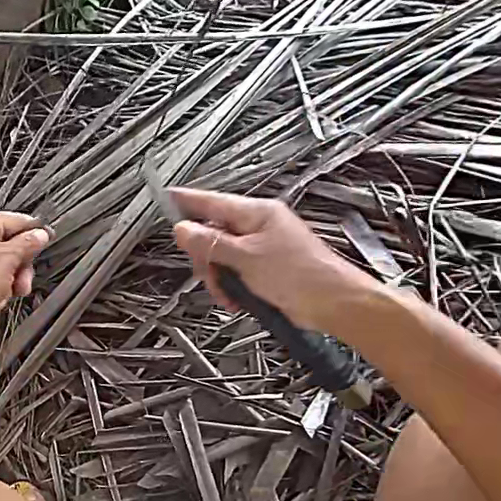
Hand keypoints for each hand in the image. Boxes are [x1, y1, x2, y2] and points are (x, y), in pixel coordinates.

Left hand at [0, 211, 50, 341]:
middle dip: (20, 265)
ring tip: (7, 292)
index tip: (44, 246)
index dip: (34, 235)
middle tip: (22, 278)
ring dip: (11, 279)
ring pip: (2, 262)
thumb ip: (28, 244)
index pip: (17, 220)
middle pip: (10, 243)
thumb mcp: (8, 260)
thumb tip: (40, 235)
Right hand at [169, 188, 375, 333]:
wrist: (334, 303)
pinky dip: (231, 285)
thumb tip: (183, 229)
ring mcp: (262, 247)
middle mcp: (258, 226)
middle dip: (205, 257)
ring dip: (218, 276)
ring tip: (227, 292)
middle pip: (212, 233)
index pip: (211, 201)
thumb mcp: (246, 258)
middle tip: (208, 272)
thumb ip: (210, 243)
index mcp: (256, 213)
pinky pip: (235, 271)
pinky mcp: (265, 267)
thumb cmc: (304, 276)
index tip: (166, 197)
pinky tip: (236, 298)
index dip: (186, 201)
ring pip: (221, 256)